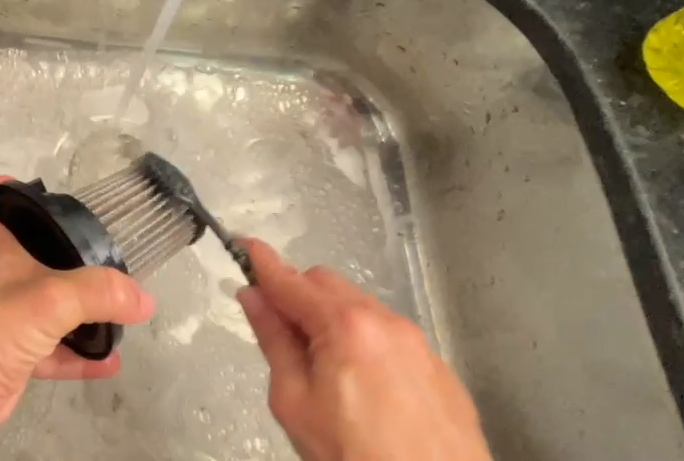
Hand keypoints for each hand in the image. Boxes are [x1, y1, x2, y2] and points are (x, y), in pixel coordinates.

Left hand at [0, 176, 155, 459]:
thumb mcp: (54, 298)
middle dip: (20, 244)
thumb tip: (141, 297)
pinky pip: (45, 351)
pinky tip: (106, 361)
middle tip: (57, 246)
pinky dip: (74, 356)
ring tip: (99, 307)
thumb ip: (100, 292)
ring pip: (24, 302)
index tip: (12, 186)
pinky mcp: (4, 357)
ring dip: (59, 306)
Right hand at [236, 238, 490, 460]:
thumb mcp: (294, 402)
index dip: (260, 261)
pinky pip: (391, 336)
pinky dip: (367, 342)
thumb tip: (253, 298)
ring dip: (333, 317)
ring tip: (325, 365)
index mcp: (344, 325)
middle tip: (281, 330)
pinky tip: (365, 384)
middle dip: (298, 294)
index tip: (241, 243)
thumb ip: (273, 341)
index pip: (289, 279)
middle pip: (326, 283)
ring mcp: (419, 344)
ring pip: (360, 307)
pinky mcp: (442, 370)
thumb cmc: (354, 456)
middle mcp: (385, 321)